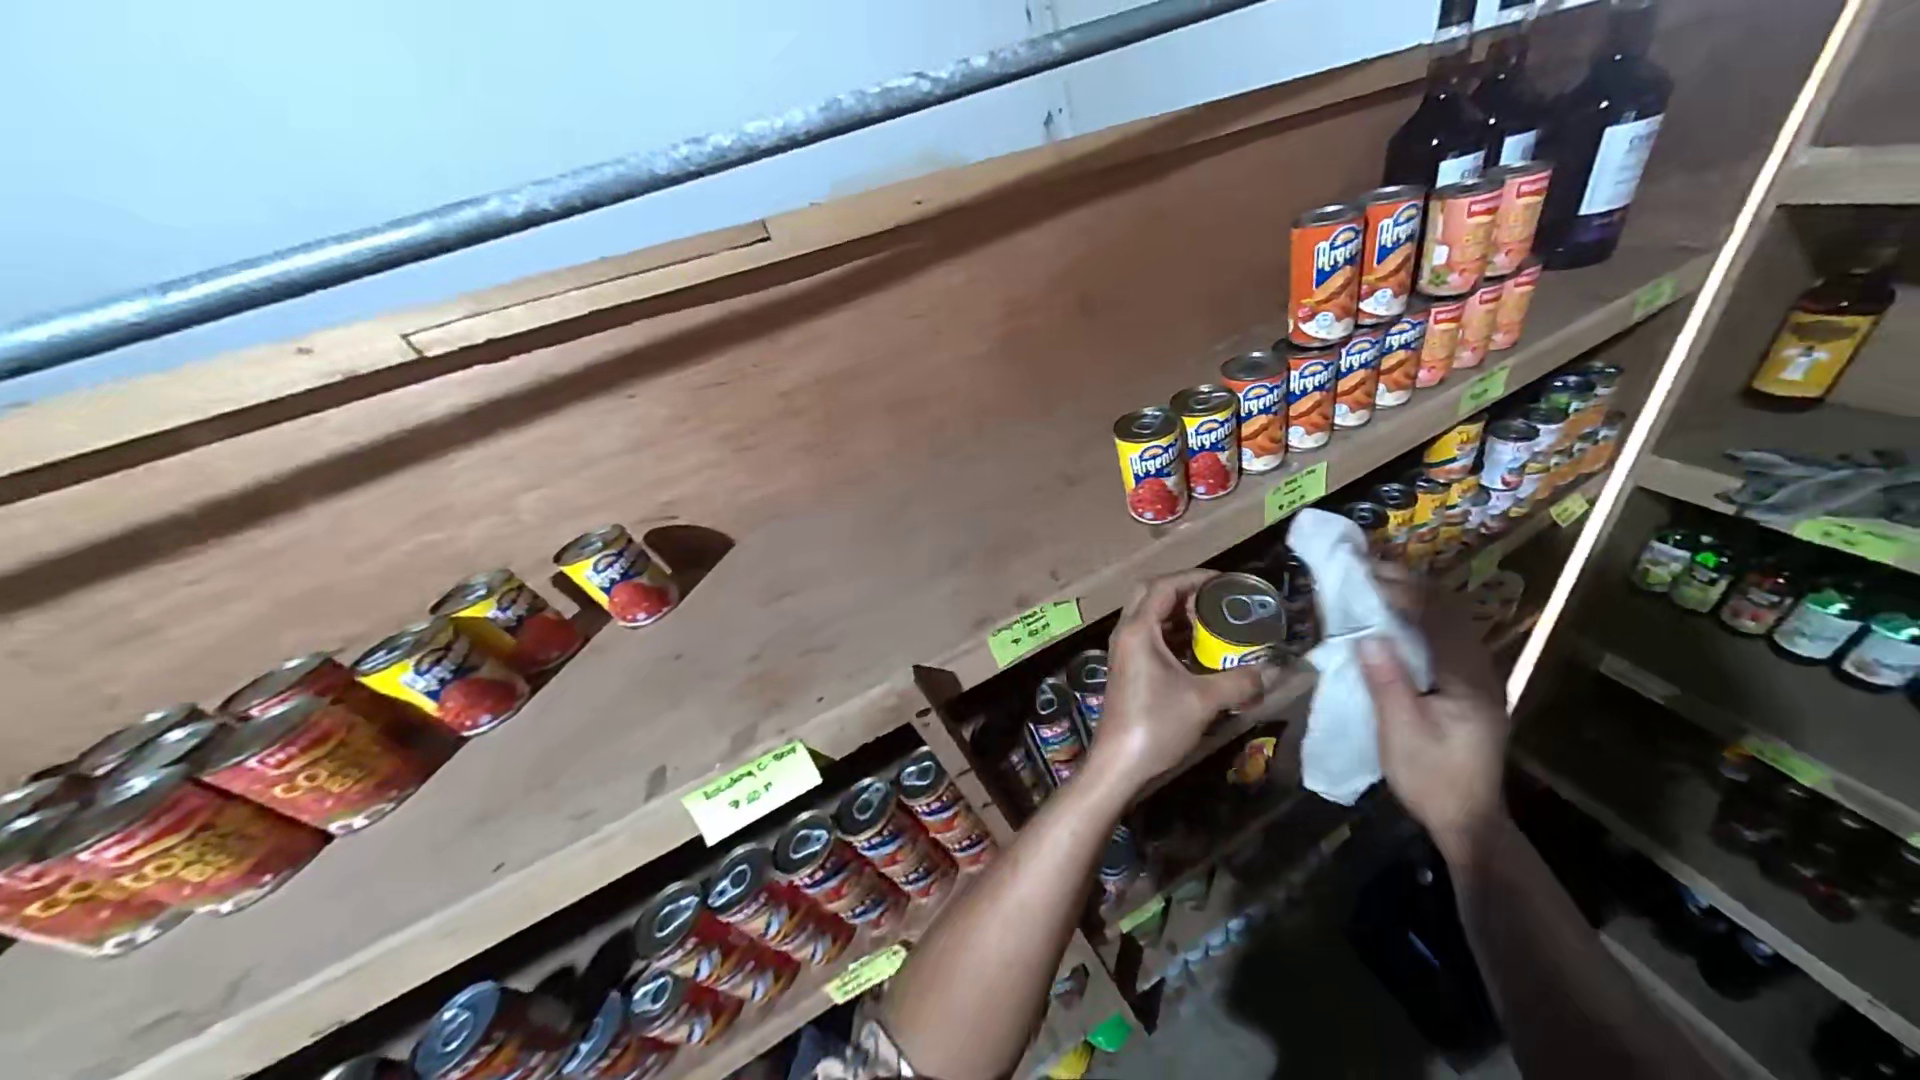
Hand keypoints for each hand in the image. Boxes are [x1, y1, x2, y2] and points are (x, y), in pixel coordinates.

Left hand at [1089, 570, 1284, 792]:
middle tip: (1216, 600)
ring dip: (1178, 614)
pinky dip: (1172, 634)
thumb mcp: (1204, 701)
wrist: (1119, 763)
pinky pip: (1149, 637)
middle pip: (1151, 595)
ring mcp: (1124, 651)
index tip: (1224, 582)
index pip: (1163, 586)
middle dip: (1183, 591)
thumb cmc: (1156, 724)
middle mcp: (1126, 634)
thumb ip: (1241, 681)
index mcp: (1138, 631)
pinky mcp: (1128, 668)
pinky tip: (1198, 650)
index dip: (1194, 578)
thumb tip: (1275, 670)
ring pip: (1148, 616)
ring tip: (1212, 622)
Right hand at [1357, 590, 1511, 858]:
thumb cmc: (1431, 776)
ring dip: (1417, 599)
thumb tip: (1367, 634)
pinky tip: (1398, 619)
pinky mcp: (1470, 689)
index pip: (1438, 618)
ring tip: (1379, 583)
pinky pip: (1448, 639)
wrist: (1467, 819)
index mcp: (1468, 680)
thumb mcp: (1401, 732)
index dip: (1403, 589)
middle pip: (1451, 613)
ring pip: (1453, 623)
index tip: (1368, 570)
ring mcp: (1479, 680)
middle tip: (1369, 568)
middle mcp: (1481, 672)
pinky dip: (1422, 619)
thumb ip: (1388, 681)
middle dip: (1411, 585)